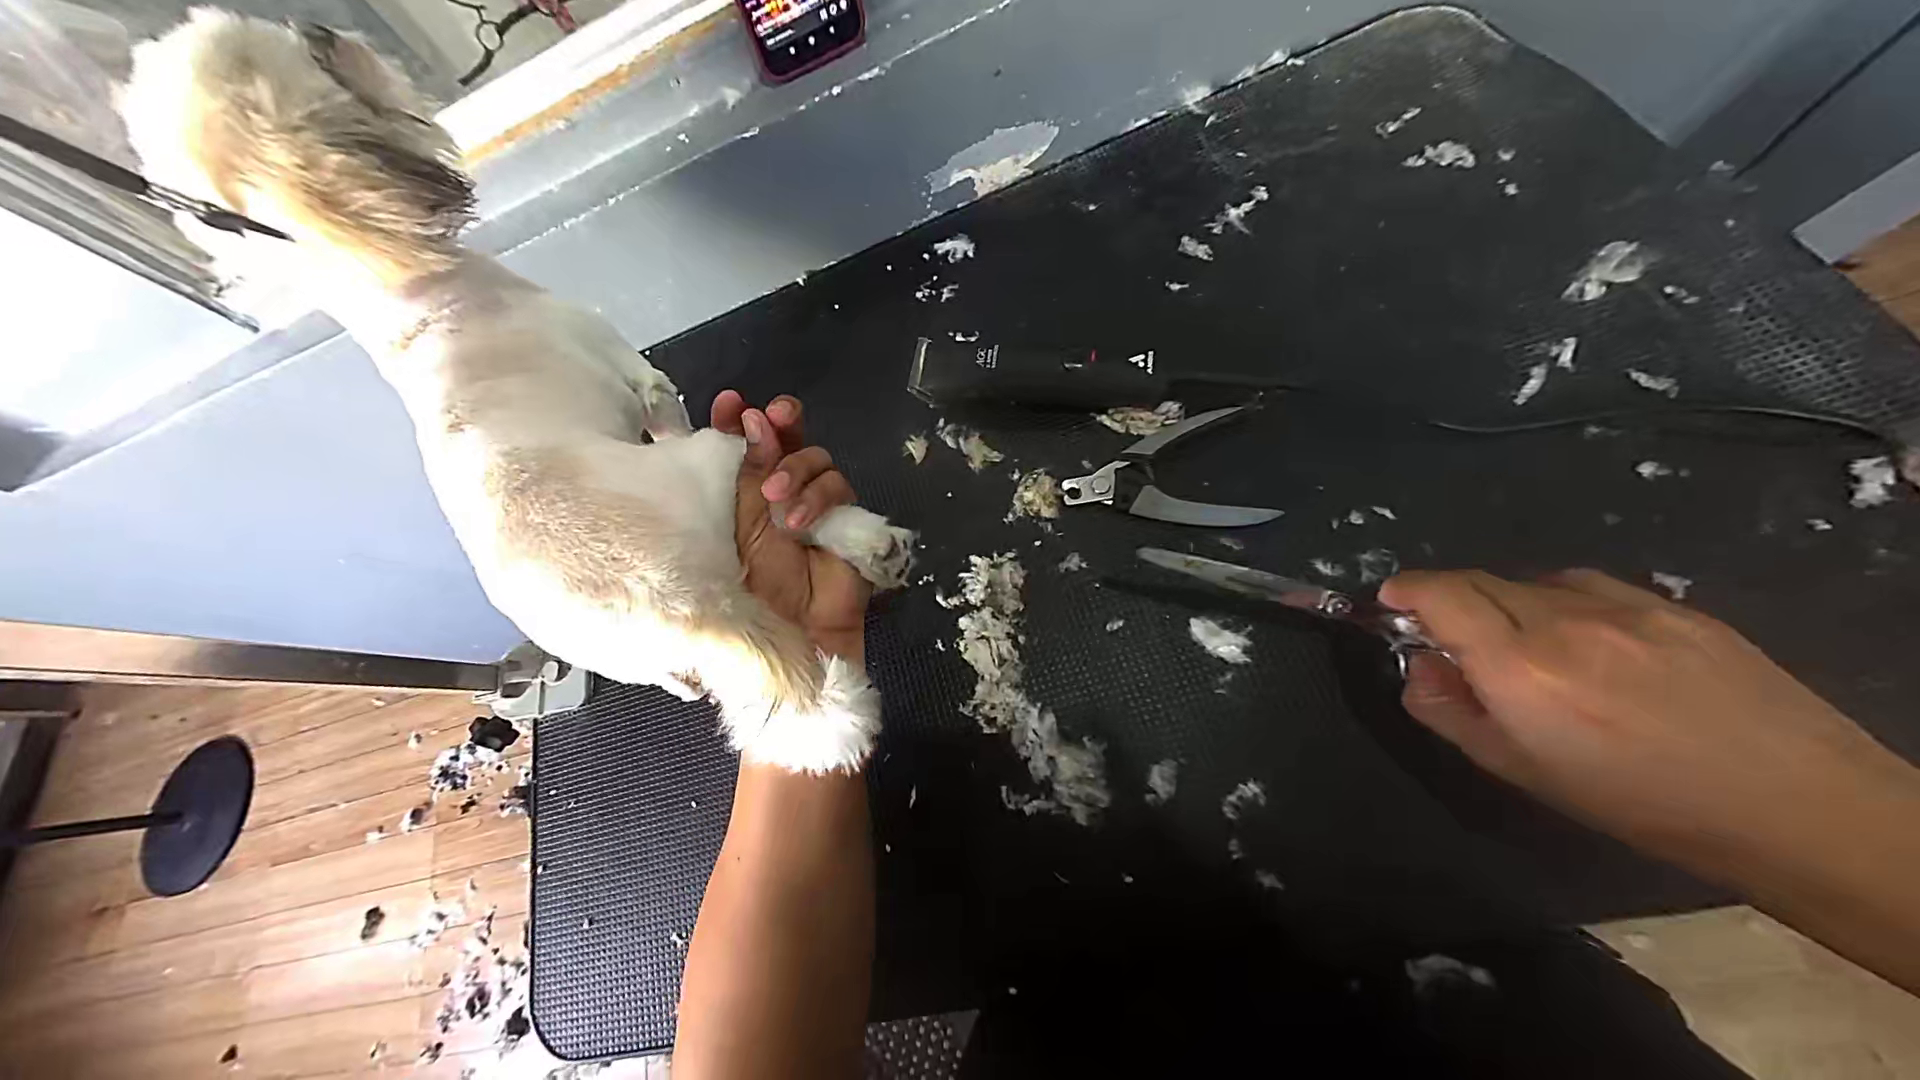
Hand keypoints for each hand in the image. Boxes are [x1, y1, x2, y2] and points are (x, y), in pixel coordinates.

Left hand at [711, 390, 871, 661]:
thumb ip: (744, 476)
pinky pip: (839, 487)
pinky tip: (799, 519)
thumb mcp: (734, 531)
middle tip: (771, 417)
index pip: (743, 446)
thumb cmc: (750, 593)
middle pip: (787, 440)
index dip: (737, 421)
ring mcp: (814, 505)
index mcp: (743, 496)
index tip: (729, 403)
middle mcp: (778, 494)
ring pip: (815, 459)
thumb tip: (749, 422)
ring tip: (774, 497)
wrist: (793, 639)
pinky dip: (818, 494)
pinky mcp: (845, 518)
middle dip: (780, 422)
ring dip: (794, 467)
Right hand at [1377, 569, 1916, 867]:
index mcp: (1518, 667)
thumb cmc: (1636, 801)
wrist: (1799, 809)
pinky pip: (1588, 587)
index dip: (1404, 589)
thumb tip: (1419, 667)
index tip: (1391, 600)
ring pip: (1529, 581)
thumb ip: (1446, 709)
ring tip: (1524, 642)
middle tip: (1449, 633)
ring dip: (1503, 600)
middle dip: (1446, 596)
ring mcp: (1625, 608)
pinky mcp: (1675, 606)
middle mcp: (1563, 621)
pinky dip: (1559, 601)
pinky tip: (1585, 639)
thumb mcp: (1516, 768)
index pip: (1439, 594)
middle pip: (1476, 579)